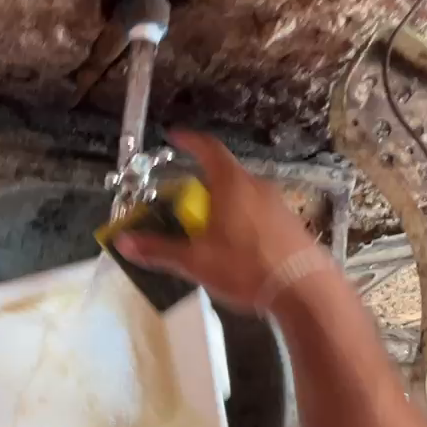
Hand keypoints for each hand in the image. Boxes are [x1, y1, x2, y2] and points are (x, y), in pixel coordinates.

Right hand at [114, 129, 326, 310]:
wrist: (303, 289)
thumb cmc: (245, 267)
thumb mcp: (195, 261)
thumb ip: (158, 250)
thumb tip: (123, 242)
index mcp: (231, 184)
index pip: (208, 149)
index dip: (189, 140)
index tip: (174, 137)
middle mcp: (256, 185)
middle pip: (223, 175)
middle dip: (199, 186)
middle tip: (182, 205)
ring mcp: (277, 203)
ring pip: (240, 195)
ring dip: (220, 205)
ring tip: (205, 230)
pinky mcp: (289, 222)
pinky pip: (256, 212)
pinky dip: (239, 219)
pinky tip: (234, 246)